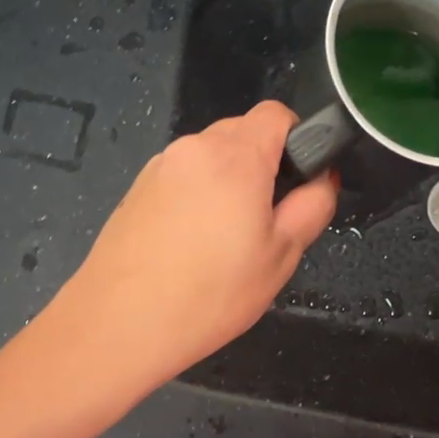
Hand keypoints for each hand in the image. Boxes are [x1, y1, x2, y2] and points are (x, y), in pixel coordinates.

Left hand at [49, 101, 337, 385]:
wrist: (117, 324)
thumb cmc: (211, 293)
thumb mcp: (281, 256)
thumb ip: (312, 206)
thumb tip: (321, 178)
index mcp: (236, 156)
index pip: (276, 113)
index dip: (297, 138)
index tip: (298, 180)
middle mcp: (195, 147)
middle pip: (242, 132)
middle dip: (262, 164)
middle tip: (265, 220)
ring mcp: (160, 165)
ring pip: (211, 157)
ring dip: (228, 181)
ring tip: (224, 241)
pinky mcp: (137, 187)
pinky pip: (183, 176)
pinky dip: (197, 196)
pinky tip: (189, 245)